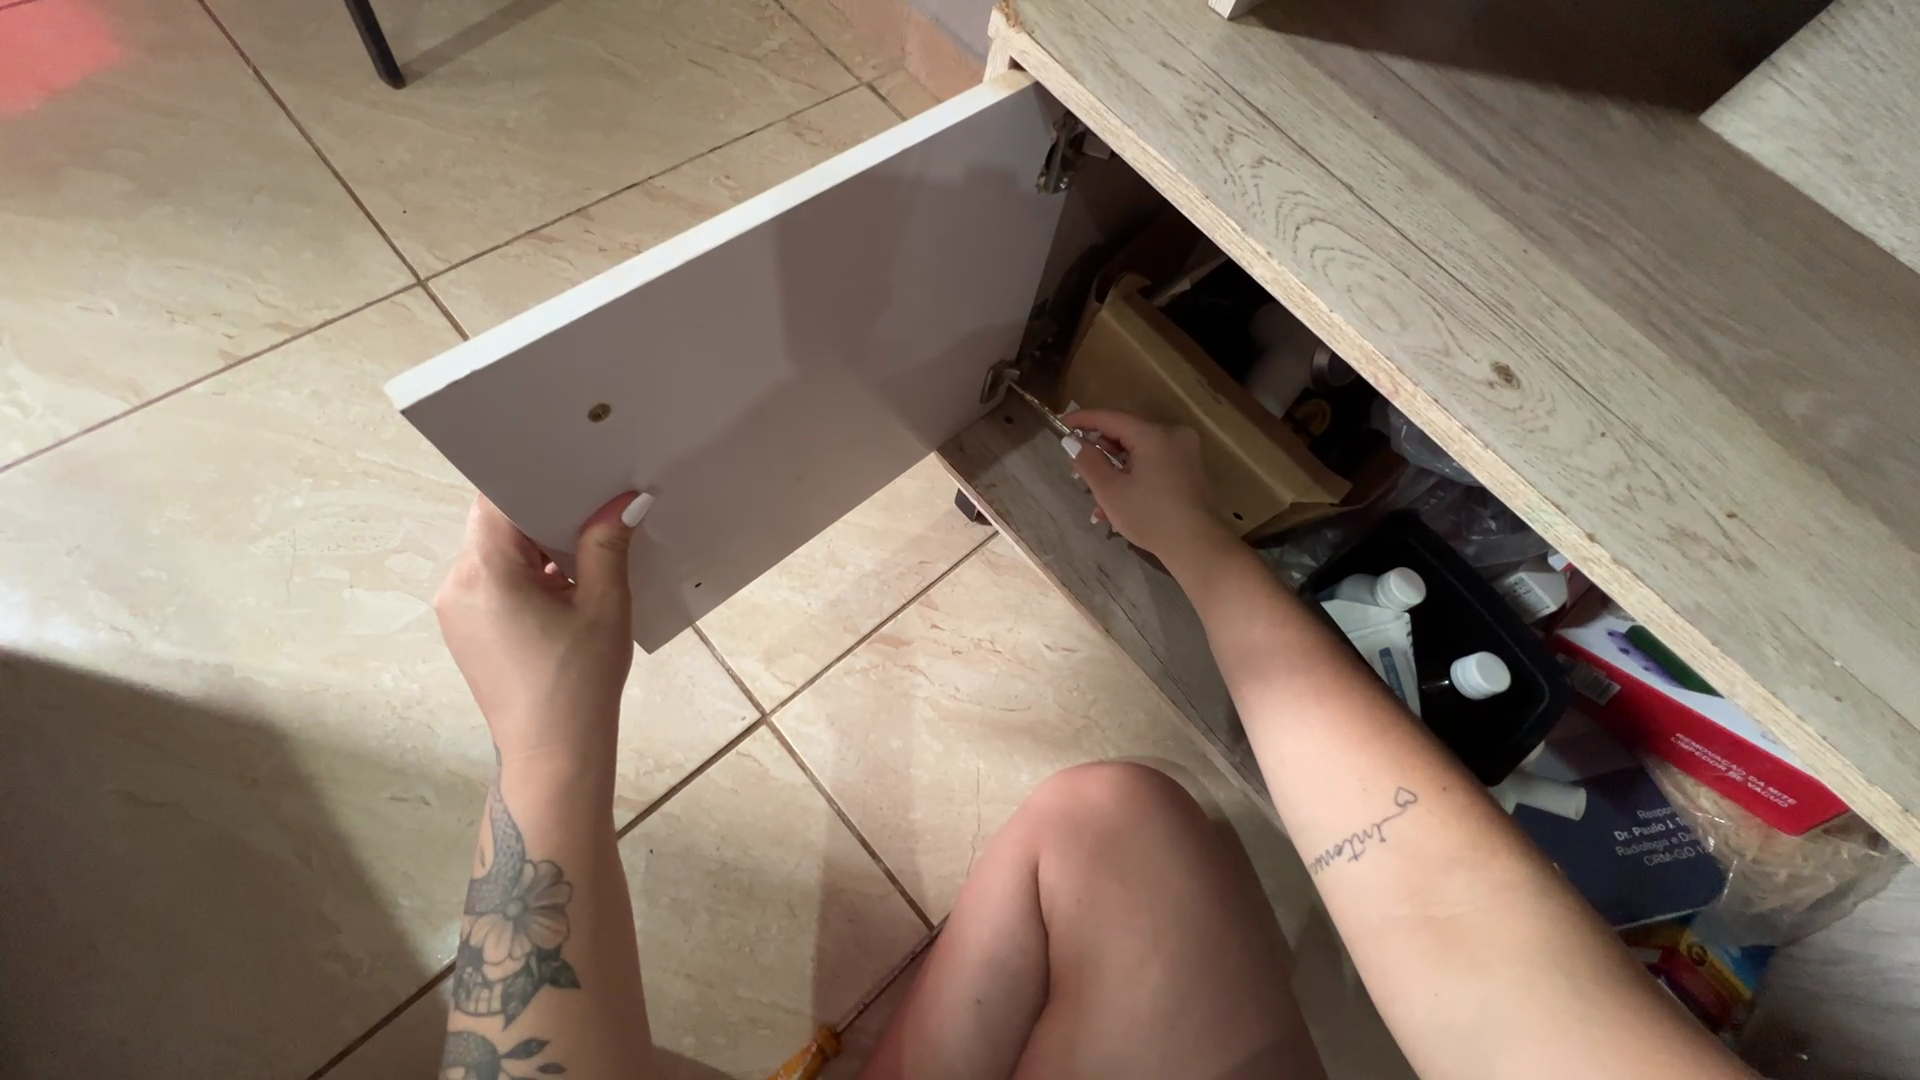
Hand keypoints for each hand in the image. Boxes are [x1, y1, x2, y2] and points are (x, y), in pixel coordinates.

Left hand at [434, 492, 649, 770]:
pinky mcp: (467, 630)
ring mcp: (456, 610)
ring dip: (540, 550)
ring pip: (498, 555)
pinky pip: (496, 582)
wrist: (554, 752)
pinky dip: (530, 576)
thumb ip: (607, 544)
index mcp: (483, 572)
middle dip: (547, 520)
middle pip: (497, 527)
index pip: (499, 501)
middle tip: (597, 513)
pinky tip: (570, 589)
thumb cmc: (580, 678)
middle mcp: (456, 585)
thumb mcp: (604, 604)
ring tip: (589, 555)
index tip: (578, 475)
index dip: (539, 483)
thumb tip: (625, 499)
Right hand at [1059, 409, 1236, 568]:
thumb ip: (1088, 461)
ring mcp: (1184, 453)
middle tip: (1078, 474)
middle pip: (1126, 436)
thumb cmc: (1150, 516)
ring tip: (1097, 503)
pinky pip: (1152, 465)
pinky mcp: (1188, 470)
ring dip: (1114, 474)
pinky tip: (1118, 507)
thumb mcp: (1110, 490)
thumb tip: (1072, 442)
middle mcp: (1172, 435)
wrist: (1198, 545)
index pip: (1110, 417)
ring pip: (1138, 454)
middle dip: (1100, 455)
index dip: (1083, 420)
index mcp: (1153, 434)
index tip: (1062, 424)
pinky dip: (1133, 479)